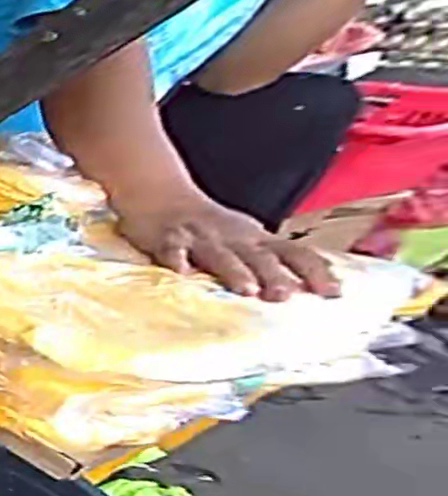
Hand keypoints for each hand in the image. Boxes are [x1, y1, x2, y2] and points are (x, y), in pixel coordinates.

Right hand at [114, 192, 337, 300]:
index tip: (333, 294)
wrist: (161, 198)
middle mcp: (234, 238)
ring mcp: (200, 238)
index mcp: (255, 238)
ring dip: (236, 272)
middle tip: (285, 297)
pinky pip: (173, 250)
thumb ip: (257, 257)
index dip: (316, 272)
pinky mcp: (167, 239)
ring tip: (246, 291)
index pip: (296, 253)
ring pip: (222, 256)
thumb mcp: (238, 236)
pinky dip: (178, 260)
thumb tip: (290, 286)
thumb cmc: (202, 224)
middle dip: (275, 276)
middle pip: (260, 257)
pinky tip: (181, 272)